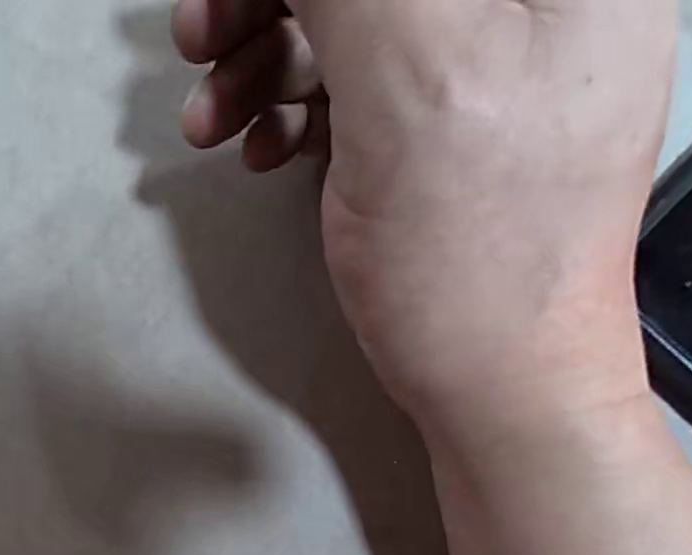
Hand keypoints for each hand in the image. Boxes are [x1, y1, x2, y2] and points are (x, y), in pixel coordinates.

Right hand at [174, 0, 675, 441]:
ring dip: (263, 61)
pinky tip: (259, 149)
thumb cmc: (471, 246)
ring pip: (354, 22)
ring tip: (206, 121)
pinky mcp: (435, 135)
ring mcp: (479, 69)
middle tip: (193, 35)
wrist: (498, 382)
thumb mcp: (413, 82)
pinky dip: (294, 112)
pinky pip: (356, 90)